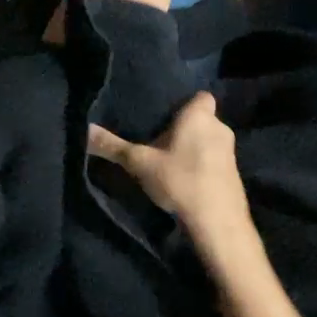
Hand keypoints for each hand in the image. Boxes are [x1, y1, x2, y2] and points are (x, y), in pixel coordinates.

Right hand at [86, 93, 257, 251]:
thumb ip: (112, 145)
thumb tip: (84, 129)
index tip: (164, 112)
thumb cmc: (180, 179)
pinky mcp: (232, 172)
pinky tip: (182, 176)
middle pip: (201, 119)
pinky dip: (200, 163)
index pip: (200, 95)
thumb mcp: (139, 162)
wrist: (217, 220)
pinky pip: (212, 158)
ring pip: (207, 140)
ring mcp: (229, 151)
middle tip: (157, 135)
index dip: (185, 102)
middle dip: (183, 126)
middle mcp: (219, 127)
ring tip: (167, 157)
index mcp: (199, 116)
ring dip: (191, 146)